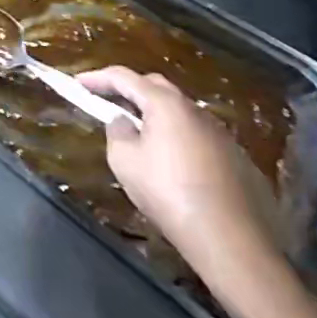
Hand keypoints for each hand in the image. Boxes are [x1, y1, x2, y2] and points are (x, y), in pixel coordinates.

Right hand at [73, 67, 278, 263]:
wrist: (231, 241)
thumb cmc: (168, 193)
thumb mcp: (124, 161)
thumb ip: (117, 131)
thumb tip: (124, 122)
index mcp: (165, 104)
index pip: (124, 77)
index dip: (98, 77)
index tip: (79, 83)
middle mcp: (195, 111)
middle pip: (156, 86)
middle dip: (129, 89)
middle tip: (108, 101)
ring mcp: (221, 134)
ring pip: (180, 111)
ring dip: (156, 114)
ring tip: (140, 133)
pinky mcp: (237, 158)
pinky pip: (198, 135)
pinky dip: (178, 136)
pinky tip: (174, 163)